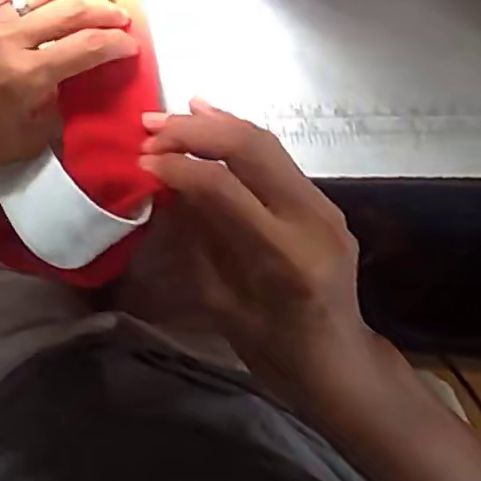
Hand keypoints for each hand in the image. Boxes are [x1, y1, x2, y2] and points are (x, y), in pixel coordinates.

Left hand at [0, 0, 137, 183]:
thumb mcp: (28, 140)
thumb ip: (60, 106)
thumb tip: (79, 81)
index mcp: (26, 76)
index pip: (87, 46)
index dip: (117, 43)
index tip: (132, 45)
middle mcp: (9, 40)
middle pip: (70, 9)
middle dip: (104, 9)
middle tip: (123, 15)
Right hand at [139, 99, 376, 397]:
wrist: (339, 364)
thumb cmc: (273, 350)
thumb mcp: (220, 300)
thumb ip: (196, 236)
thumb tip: (164, 184)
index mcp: (285, 256)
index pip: (224, 188)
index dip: (177, 167)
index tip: (141, 160)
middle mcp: (312, 219)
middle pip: (250, 148)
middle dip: (193, 131)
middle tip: (149, 128)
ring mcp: (323, 204)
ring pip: (263, 141)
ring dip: (212, 124)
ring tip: (168, 117)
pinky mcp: (322, 198)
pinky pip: (274, 154)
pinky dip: (235, 134)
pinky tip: (206, 115)